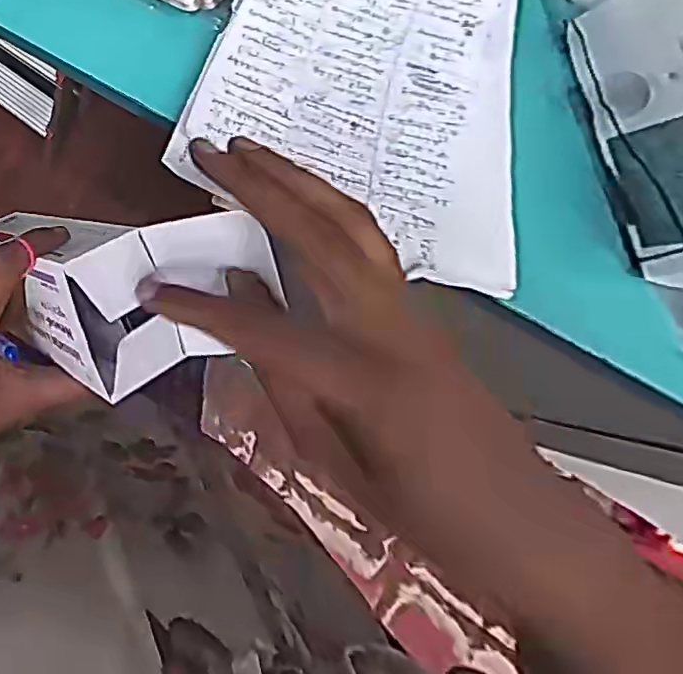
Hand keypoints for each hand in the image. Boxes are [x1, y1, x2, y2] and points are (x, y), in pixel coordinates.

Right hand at [144, 140, 682, 641]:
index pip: (262, 329)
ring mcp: (411, 309)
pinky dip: (324, 204)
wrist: (531, 531)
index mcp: (364, 380)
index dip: (198, 308)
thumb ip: (276, 370)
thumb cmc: (421, 512)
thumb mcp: (329, 458)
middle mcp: (390, 326)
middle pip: (319, 235)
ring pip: (352, 223)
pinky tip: (297, 195)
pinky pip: (366, 240)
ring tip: (250, 151)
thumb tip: (237, 293)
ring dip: (297, 179)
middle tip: (211, 152)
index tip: (151, 290)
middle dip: (259, 187)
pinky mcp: (417, 308)